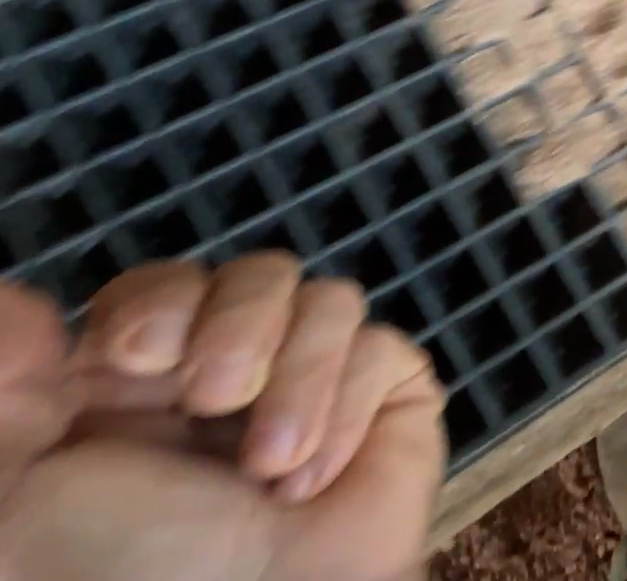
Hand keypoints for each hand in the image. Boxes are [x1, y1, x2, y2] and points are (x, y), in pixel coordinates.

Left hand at [0, 253, 445, 580]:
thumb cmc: (117, 568)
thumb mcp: (17, 496)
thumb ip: (2, 398)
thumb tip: (16, 298)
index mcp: (141, 384)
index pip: (168, 285)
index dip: (165, 299)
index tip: (143, 354)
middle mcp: (235, 368)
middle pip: (260, 274)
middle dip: (242, 326)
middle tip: (217, 398)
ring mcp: (321, 374)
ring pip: (331, 300)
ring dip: (301, 379)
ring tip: (272, 464)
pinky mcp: (388, 389)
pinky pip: (382, 349)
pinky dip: (347, 410)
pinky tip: (316, 477)